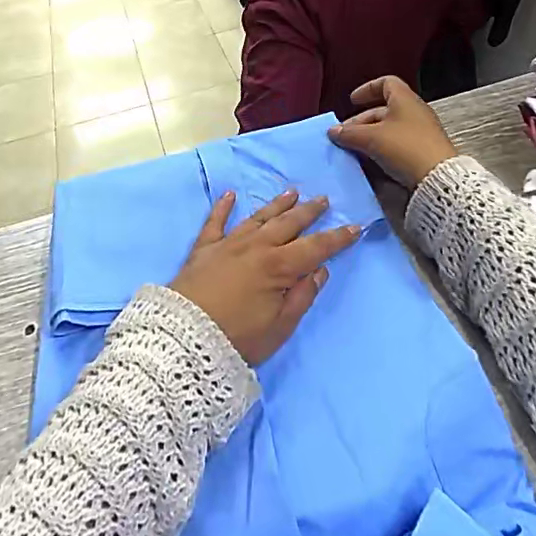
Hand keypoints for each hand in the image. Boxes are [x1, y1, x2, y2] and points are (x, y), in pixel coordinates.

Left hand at [169, 189, 361, 364]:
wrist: (180, 343)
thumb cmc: (236, 339)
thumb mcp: (279, 327)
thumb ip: (302, 296)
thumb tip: (320, 270)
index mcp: (279, 266)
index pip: (317, 247)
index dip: (338, 238)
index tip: (355, 227)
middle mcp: (257, 247)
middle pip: (289, 223)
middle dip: (309, 211)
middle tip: (324, 200)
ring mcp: (229, 245)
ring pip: (259, 217)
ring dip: (277, 204)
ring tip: (292, 192)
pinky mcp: (203, 250)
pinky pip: (214, 223)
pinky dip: (222, 207)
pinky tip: (229, 194)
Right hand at [327, 77, 457, 188]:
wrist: (437, 179)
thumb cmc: (405, 148)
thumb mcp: (372, 139)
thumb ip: (350, 133)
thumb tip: (333, 131)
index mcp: (405, 100)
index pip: (386, 83)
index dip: (367, 89)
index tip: (352, 101)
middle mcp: (414, 112)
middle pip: (383, 110)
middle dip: (361, 122)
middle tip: (343, 136)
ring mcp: (419, 133)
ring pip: (388, 130)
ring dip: (368, 139)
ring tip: (351, 152)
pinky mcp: (421, 152)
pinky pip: (396, 146)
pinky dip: (380, 151)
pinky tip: (367, 164)